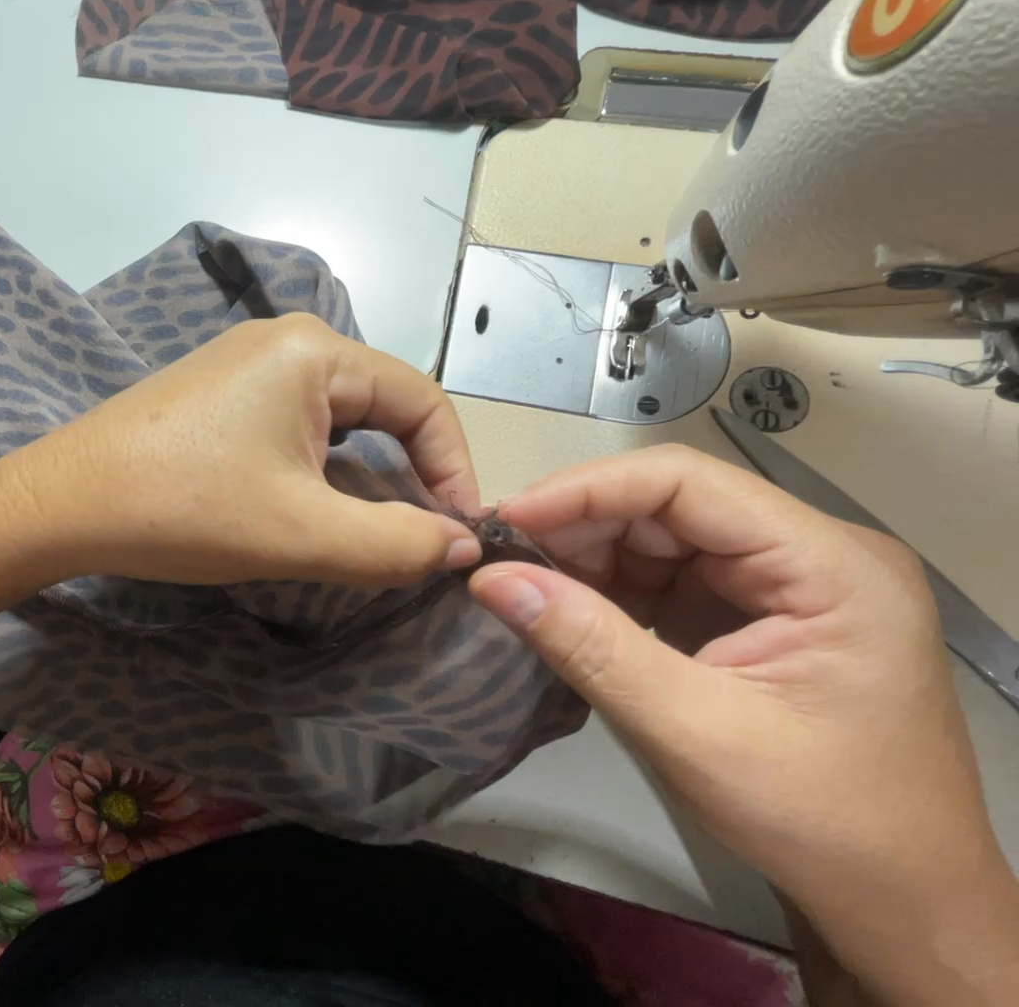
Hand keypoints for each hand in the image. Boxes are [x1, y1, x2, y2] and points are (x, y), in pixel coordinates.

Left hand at [0, 313, 481, 589]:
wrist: (62, 505)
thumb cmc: (185, 508)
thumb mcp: (304, 533)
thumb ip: (397, 542)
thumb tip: (463, 543)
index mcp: (312, 350)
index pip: (421, 399)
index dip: (453, 467)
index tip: (460, 532)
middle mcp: (278, 341)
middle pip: (376, 405)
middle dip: (402, 472)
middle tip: (409, 537)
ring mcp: (236, 365)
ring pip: (330, 419)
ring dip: (355, 475)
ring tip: (354, 530)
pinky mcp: (207, 394)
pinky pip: (286, 424)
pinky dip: (310, 467)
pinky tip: (295, 506)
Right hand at [467, 445, 1018, 1002]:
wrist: (890, 895)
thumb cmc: (818, 815)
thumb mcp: (691, 729)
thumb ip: (588, 646)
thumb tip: (489, 579)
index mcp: (829, 565)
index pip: (686, 484)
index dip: (586, 491)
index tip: (505, 521)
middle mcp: (807, 554)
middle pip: (666, 503)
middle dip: (575, 524)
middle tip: (497, 556)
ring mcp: (776, 582)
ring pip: (653, 534)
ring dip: (580, 554)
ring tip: (517, 581)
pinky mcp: (744, 610)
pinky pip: (656, 573)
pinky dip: (599, 585)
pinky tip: (558, 604)